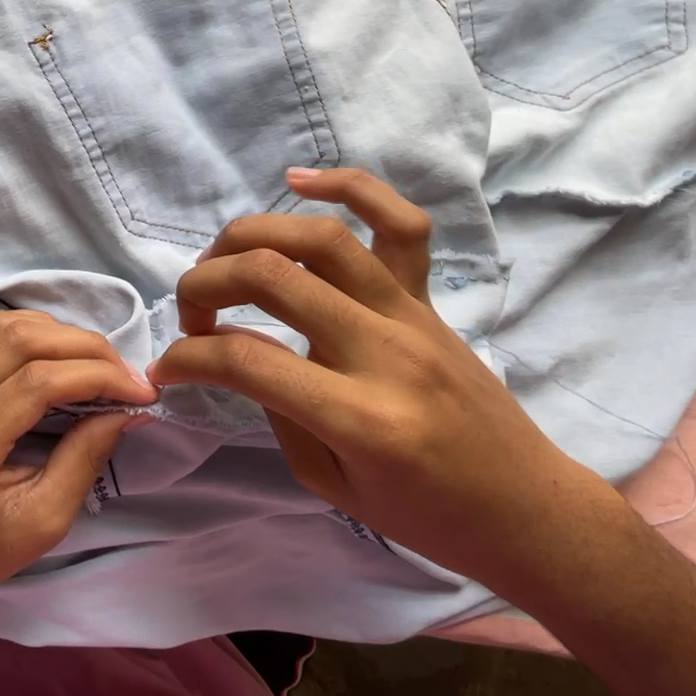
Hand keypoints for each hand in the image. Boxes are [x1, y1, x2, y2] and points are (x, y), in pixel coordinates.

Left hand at [0, 310, 156, 614]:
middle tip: (126, 375)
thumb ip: (84, 458)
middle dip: (84, 347)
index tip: (140, 393)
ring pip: (1, 327)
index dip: (95, 376)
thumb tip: (127, 409)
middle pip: (18, 341)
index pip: (36, 382)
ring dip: (58, 333)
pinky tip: (60, 355)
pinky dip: (31, 333)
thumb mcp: (45, 520)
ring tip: (97, 364)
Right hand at [149, 167, 612, 585]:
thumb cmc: (425, 514)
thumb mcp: (327, 481)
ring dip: (248, 236)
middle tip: (192, 315)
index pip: (245, 361)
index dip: (187, 358)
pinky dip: (348, 186)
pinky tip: (299, 182)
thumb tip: (228, 350)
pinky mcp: (428, 298)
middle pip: (271, 276)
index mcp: (361, 417)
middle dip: (204, 284)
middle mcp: (386, 351)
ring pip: (320, 237)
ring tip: (222, 260)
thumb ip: (274, 406)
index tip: (167, 368)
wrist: (528, 511)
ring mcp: (412, 315)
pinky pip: (398, 223)